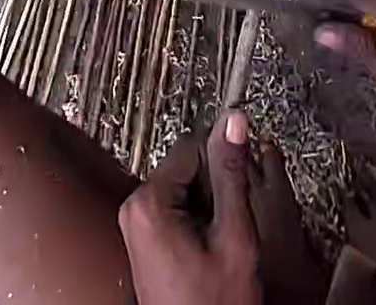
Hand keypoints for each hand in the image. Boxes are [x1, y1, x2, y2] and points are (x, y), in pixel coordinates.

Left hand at [119, 111, 261, 304]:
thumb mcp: (234, 237)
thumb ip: (232, 174)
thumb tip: (234, 121)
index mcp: (148, 202)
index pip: (194, 147)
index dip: (222, 167)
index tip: (240, 191)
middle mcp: (135, 208)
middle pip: (188, 167)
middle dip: (216, 190)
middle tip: (230, 229)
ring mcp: (138, 226)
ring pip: (187, 188)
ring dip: (210, 209)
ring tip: (220, 247)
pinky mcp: (146, 241)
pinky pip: (179, 210)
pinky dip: (201, 224)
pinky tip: (210, 255)